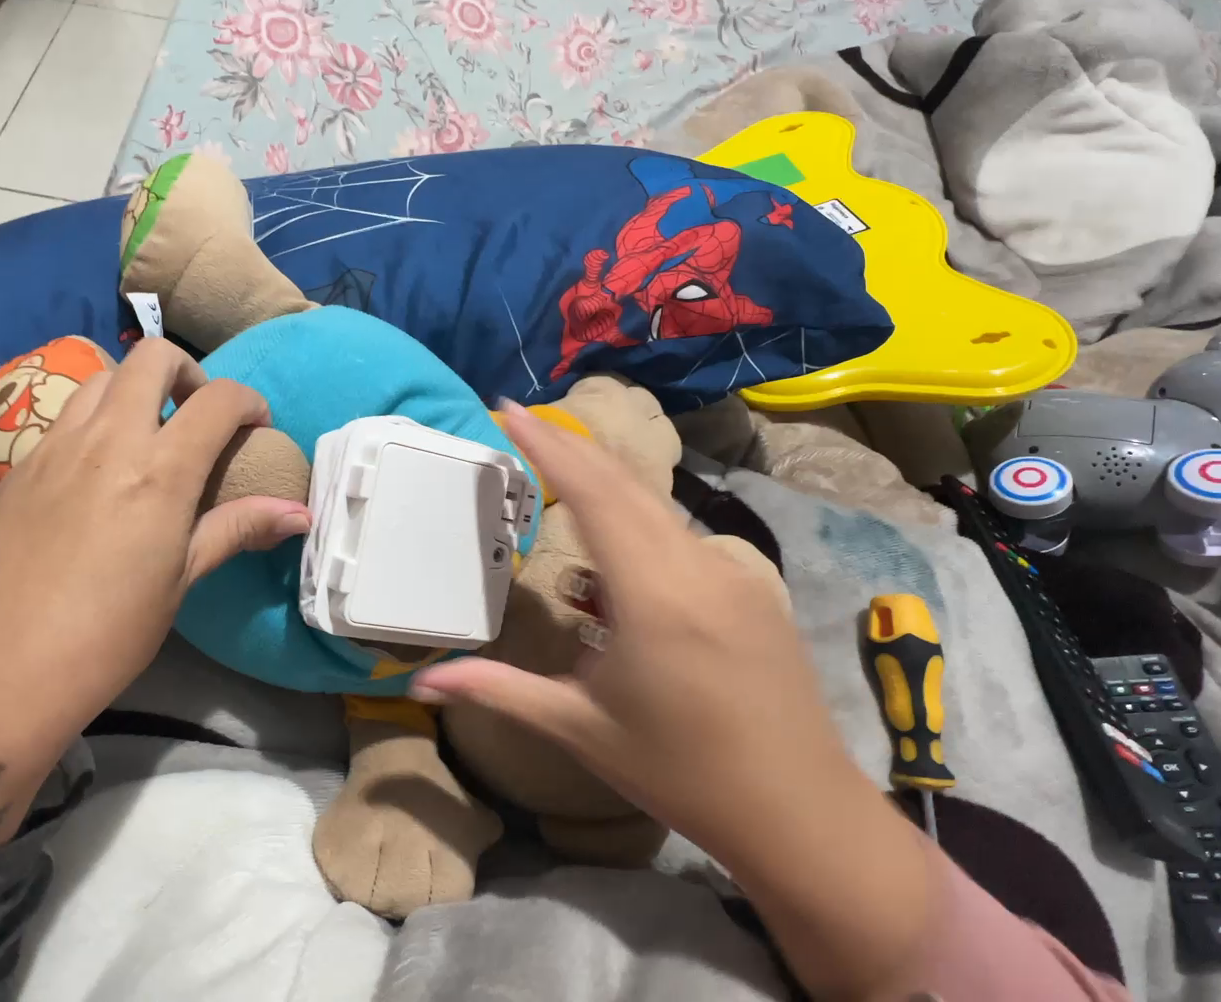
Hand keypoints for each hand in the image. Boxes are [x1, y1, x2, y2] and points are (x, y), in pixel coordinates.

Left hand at [0, 340, 308, 845]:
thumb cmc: (103, 638)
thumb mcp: (178, 584)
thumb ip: (236, 530)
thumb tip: (300, 514)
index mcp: (157, 471)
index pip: (218, 400)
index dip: (249, 402)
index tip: (256, 428)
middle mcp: (105, 440)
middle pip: (151, 357)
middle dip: (188, 370)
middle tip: (198, 416)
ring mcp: (53, 447)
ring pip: (101, 378)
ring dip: (136, 390)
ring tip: (148, 439)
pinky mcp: (16, 467)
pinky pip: (65, 418)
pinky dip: (95, 421)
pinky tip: (97, 476)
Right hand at [410, 399, 861, 854]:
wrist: (800, 812)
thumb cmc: (681, 772)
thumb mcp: (581, 728)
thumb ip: (499, 690)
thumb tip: (420, 683)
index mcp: (656, 595)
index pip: (595, 494)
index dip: (549, 446)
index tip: (508, 408)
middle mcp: (701, 566)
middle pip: (626, 484)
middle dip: (570, 447)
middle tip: (520, 422)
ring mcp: (736, 572)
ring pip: (657, 509)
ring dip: (604, 490)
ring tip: (556, 488)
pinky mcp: (754, 587)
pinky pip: (683, 540)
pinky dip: (638, 530)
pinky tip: (615, 573)